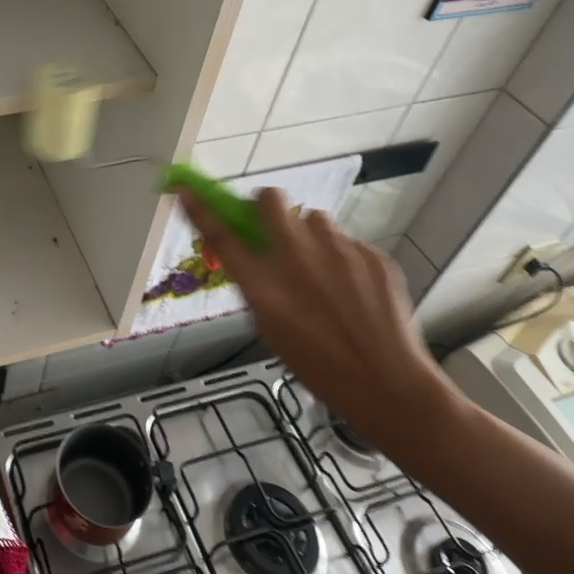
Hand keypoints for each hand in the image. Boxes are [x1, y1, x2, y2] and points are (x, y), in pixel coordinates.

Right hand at [175, 187, 458, 446]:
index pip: (221, 236)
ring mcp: (339, 254)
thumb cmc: (320, 366)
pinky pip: (345, 241)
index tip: (183, 190)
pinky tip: (353, 289)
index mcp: (266, 288)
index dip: (199, 209)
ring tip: (322, 269)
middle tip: (273, 229)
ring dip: (309, 235)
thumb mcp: (271, 329)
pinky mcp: (372, 255)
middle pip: (270, 200)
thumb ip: (257, 284)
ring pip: (313, 218)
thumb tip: (250, 249)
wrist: (389, 384)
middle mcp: (299, 261)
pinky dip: (341, 257)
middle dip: (266, 207)